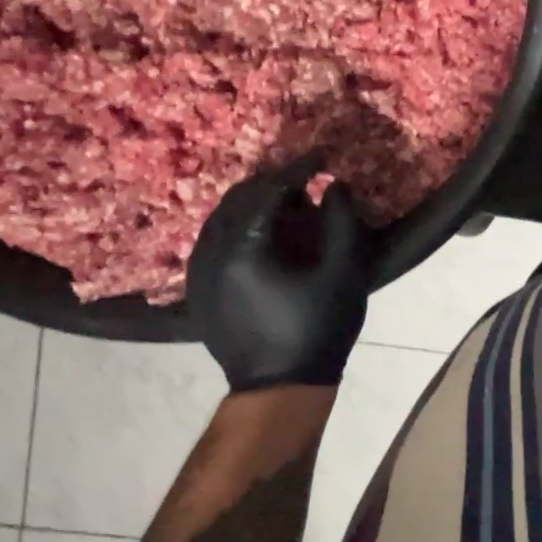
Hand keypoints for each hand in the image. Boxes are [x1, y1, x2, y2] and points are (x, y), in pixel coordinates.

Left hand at [186, 157, 369, 392]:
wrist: (280, 384)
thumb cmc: (318, 326)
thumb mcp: (343, 273)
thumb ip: (341, 223)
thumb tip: (334, 186)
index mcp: (243, 249)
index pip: (267, 192)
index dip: (297, 169)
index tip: (323, 156)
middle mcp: (210, 254)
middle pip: (236, 200)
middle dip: (273, 181)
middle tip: (307, 174)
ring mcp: (198, 273)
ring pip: (221, 218)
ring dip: (254, 201)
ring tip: (289, 198)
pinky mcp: (200, 289)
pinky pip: (214, 239)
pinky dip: (240, 223)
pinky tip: (265, 229)